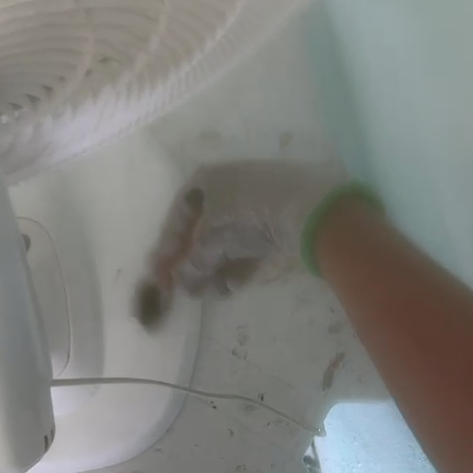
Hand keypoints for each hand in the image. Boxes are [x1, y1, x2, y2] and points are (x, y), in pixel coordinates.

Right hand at [145, 161, 349, 297]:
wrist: (310, 210)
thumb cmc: (248, 217)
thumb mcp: (210, 241)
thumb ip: (190, 265)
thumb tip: (179, 285)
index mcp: (205, 181)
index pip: (177, 220)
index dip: (168, 252)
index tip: (163, 280)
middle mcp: (226, 187)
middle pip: (202, 232)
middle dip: (195, 264)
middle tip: (190, 290)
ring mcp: (254, 202)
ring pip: (226, 241)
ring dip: (216, 269)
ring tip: (215, 292)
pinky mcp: (276, 219)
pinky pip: (248, 244)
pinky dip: (239, 264)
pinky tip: (234, 284)